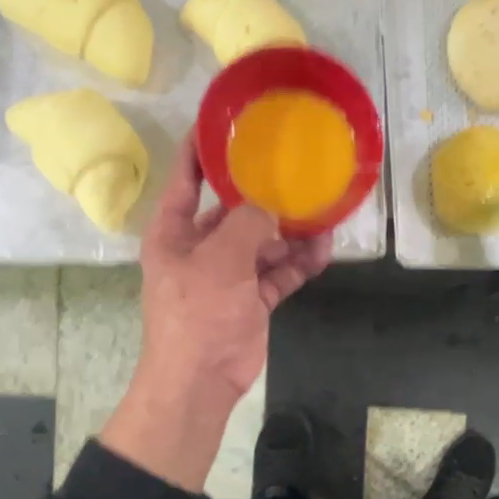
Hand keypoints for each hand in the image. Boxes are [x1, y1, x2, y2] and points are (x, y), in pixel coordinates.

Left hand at [138, 139, 331, 402]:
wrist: (201, 379)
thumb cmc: (198, 311)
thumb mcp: (220, 258)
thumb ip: (247, 223)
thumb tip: (270, 207)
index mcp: (174, 232)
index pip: (186, 179)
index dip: (202, 148)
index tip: (226, 120)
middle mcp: (199, 249)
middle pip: (234, 212)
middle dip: (264, 196)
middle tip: (297, 171)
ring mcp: (228, 276)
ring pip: (264, 243)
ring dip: (291, 233)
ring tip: (323, 213)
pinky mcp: (252, 301)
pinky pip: (279, 274)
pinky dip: (299, 263)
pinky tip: (324, 250)